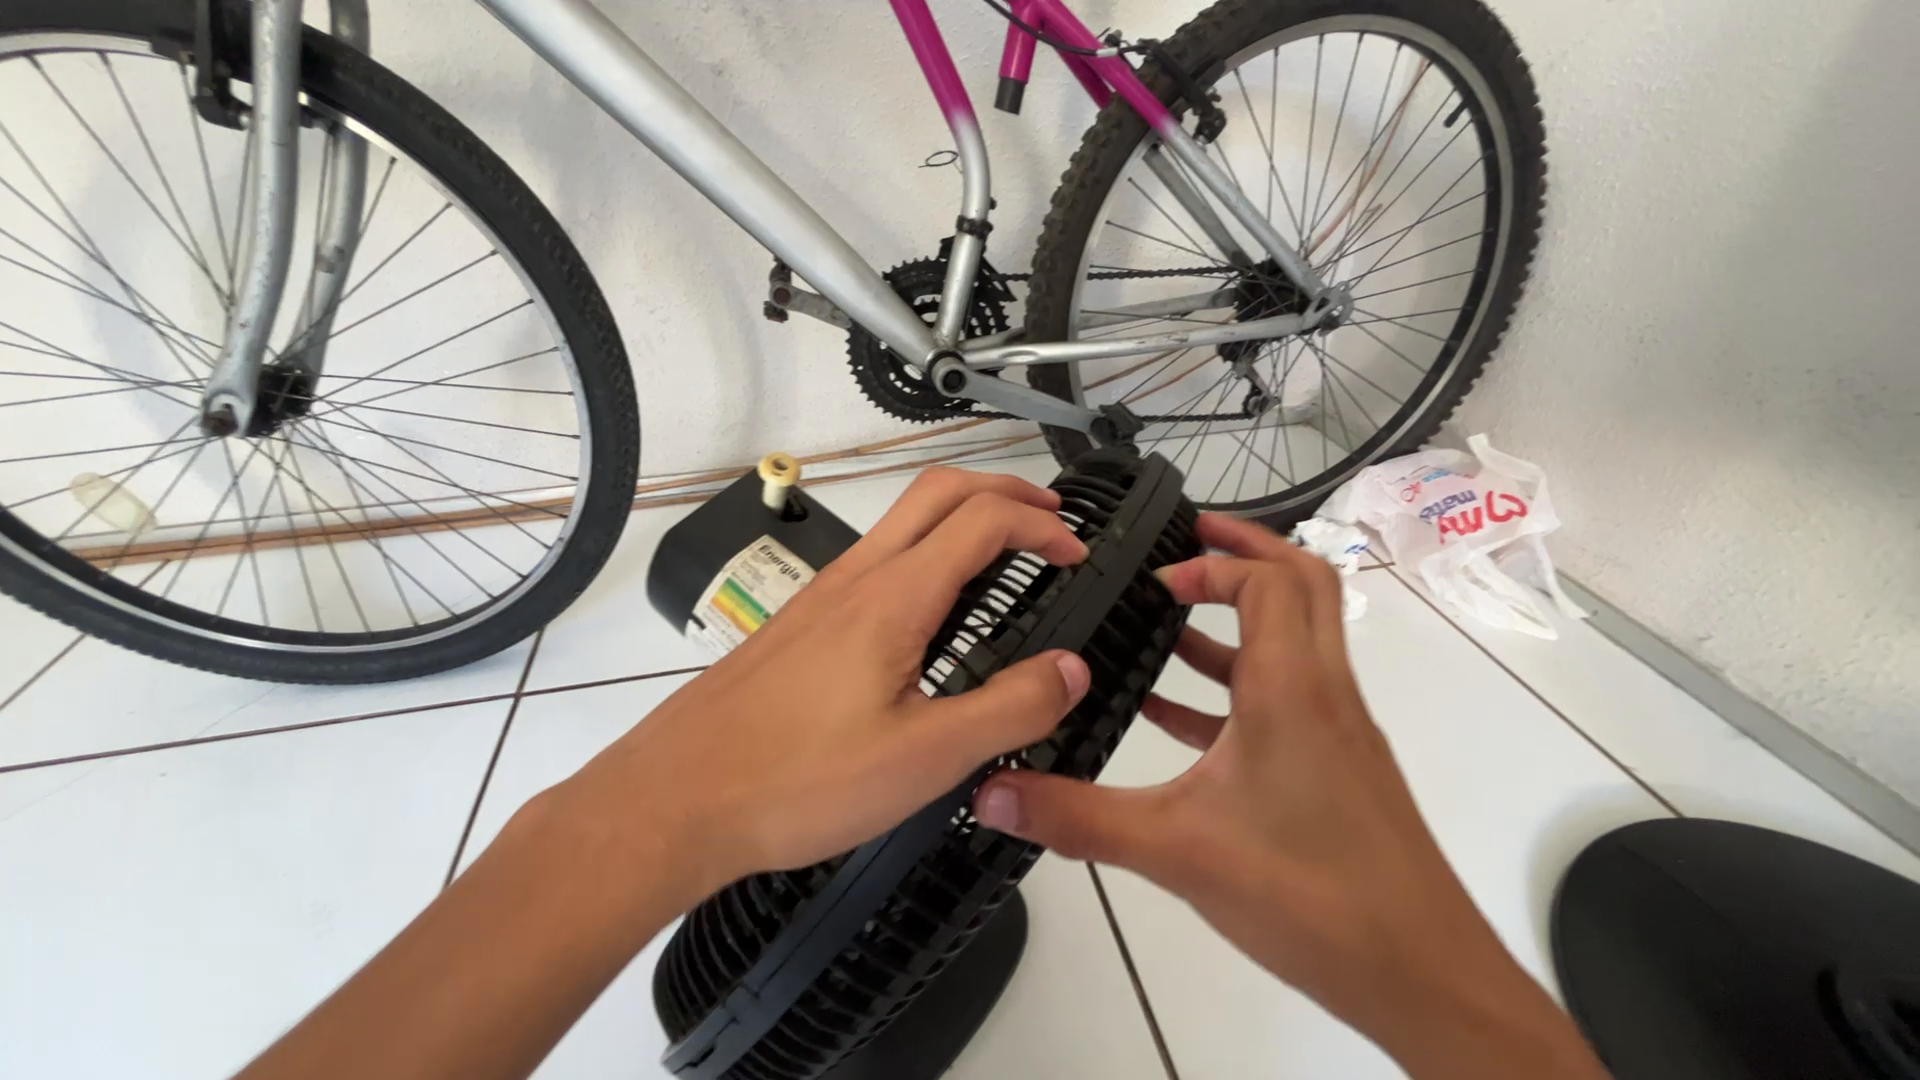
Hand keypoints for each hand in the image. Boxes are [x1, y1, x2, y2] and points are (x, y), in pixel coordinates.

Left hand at [542, 467, 1092, 905]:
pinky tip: (935, 605)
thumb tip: (1069, 669)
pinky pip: (878, 557)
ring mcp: (825, 594)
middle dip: (1005, 491)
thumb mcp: (925, 757)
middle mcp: (857, 578)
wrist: (678, 796)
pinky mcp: (806, 621)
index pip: (984, 520)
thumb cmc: (794, 780)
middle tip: (1050, 519)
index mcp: (894, 597)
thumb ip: (1009, 709)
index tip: (1077, 553)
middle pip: (940, 491)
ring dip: (964, 516)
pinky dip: (928, 550)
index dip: (1042, 526)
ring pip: (904, 519)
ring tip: (1005, 553)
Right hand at [973, 514, 1609, 1078]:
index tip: (1153, 582)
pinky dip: (1238, 682)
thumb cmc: (1307, 894)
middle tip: (1188, 538)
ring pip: (1298, 637)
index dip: (1211, 563)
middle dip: (1246, 549)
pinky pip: (1286, 696)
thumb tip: (991, 794)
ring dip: (1239, 615)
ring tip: (1169, 617)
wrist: (1421, 977)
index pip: (1266, 580)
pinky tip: (1177, 716)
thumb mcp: (1174, 850)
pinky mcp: (1337, 765)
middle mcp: (1323, 691)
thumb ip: (1076, 818)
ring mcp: (1337, 728)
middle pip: (1302, 583)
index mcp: (1291, 688)